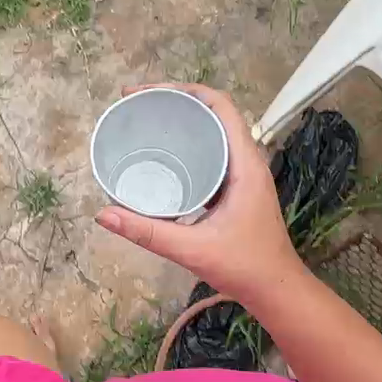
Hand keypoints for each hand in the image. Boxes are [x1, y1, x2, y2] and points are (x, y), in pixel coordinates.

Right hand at [95, 84, 304, 300]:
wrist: (277, 291)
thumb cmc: (244, 267)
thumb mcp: (191, 249)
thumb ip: (147, 232)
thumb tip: (104, 214)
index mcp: (245, 164)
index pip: (221, 107)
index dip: (186, 90)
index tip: (148, 93)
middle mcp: (247, 162)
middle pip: (214, 114)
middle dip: (178, 102)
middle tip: (139, 107)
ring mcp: (245, 175)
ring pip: (214, 135)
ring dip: (185, 124)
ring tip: (148, 125)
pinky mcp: (238, 190)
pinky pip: (213, 155)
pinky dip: (190, 148)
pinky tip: (164, 161)